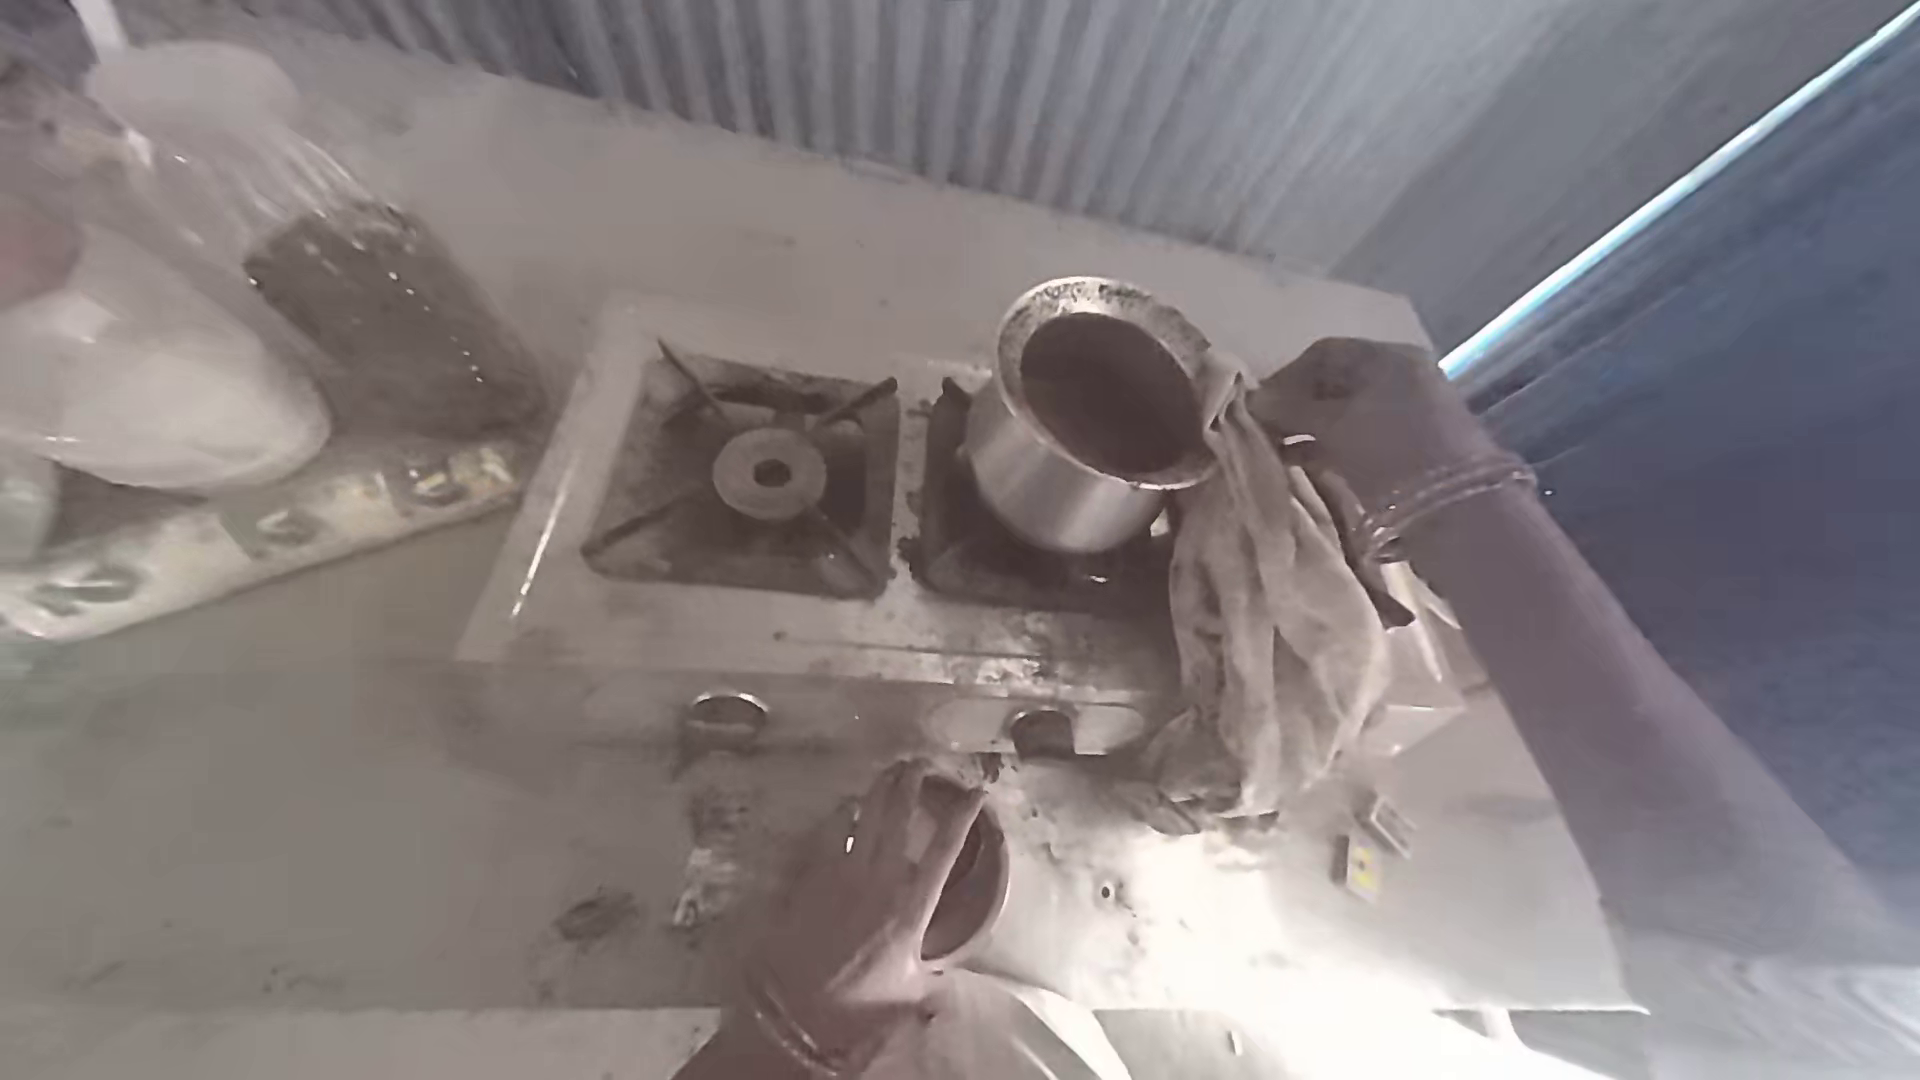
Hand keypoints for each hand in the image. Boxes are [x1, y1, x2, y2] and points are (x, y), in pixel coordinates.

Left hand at [749, 760, 985, 1059]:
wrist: (795, 1013)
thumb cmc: (856, 1006)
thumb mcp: (907, 994)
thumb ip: (935, 981)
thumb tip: (955, 987)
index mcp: (912, 903)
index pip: (946, 846)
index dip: (964, 812)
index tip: (977, 789)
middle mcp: (883, 875)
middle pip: (901, 809)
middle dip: (913, 777)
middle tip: (921, 760)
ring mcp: (847, 867)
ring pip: (868, 808)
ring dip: (881, 785)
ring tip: (890, 772)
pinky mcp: (816, 869)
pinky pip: (833, 826)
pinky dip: (845, 811)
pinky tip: (849, 809)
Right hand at [1246, 337, 1503, 515]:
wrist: (1449, 505)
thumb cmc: (1388, 447)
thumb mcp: (1333, 424)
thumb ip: (1289, 409)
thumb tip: (1253, 402)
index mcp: (1386, 358)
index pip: (1323, 353)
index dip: (1285, 375)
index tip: (1258, 404)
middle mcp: (1395, 377)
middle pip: (1330, 381)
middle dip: (1292, 402)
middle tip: (1262, 426)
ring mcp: (1398, 412)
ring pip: (1337, 410)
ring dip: (1302, 426)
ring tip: (1272, 445)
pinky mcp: (1396, 444)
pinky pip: (1348, 434)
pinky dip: (1319, 443)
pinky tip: (1293, 459)